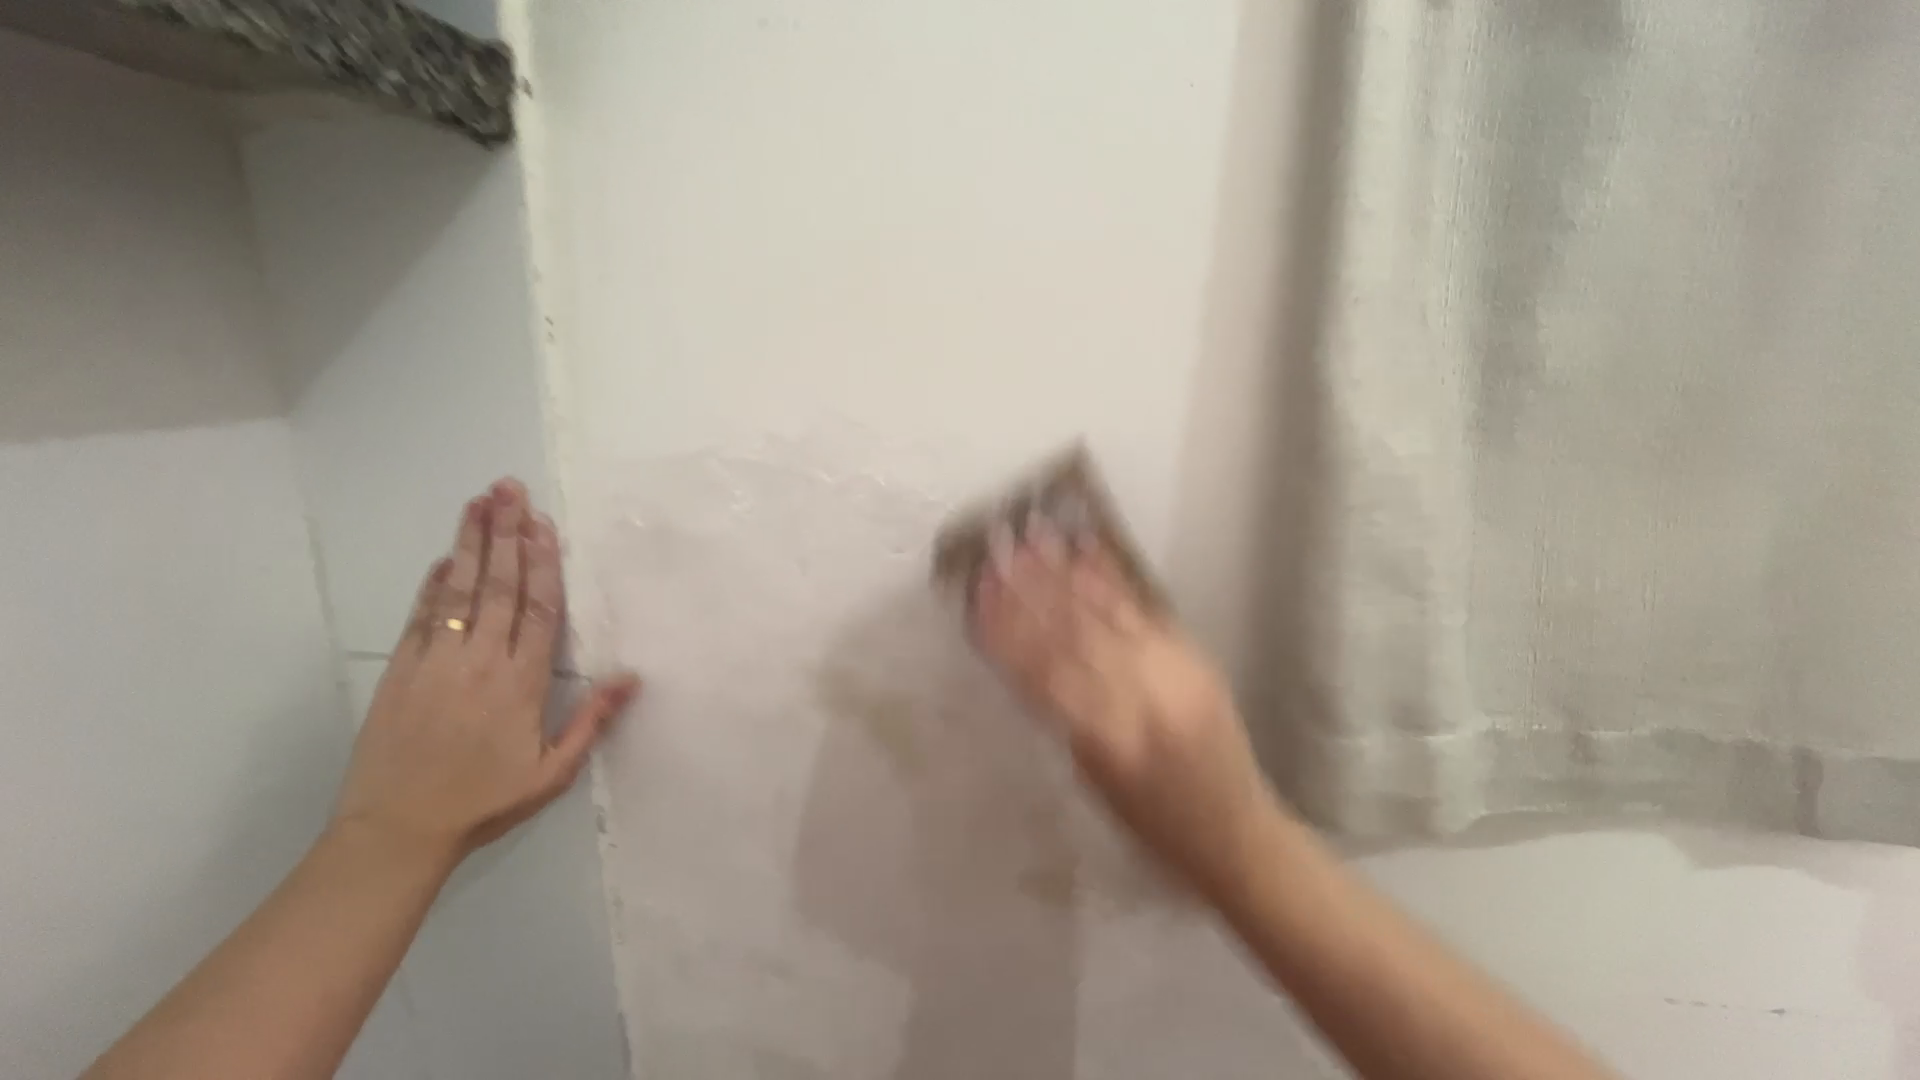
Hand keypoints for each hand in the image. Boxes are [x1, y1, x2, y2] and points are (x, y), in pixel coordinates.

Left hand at [333, 479, 638, 862]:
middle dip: (506, 533)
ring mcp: (437, 661)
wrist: (395, 831)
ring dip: (471, 543)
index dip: (541, 562)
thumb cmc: (483, 802)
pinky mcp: (401, 670)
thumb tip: (632, 676)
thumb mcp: (552, 772)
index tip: (542, 523)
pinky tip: (446, 555)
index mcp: (521, 684)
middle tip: (510, 488)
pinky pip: (422, 615)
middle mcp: (481, 661)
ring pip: (459, 590)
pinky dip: (434, 583)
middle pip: (498, 585)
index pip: (537, 609)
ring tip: (480, 502)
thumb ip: (592, 720)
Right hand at [969, 529, 1281, 899]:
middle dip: (1033, 589)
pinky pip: (1147, 614)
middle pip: (1076, 635)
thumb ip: (1066, 719)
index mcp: (1111, 741)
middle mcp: (1145, 699)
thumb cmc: (1152, 827)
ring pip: (1109, 616)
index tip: (978, 595)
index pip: (1046, 675)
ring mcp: (1176, 673)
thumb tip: (1028, 663)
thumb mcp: (1094, 783)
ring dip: (1069, 573)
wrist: (1237, 834)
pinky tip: (1090, 554)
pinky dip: (1114, 582)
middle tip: (1000, 548)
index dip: (1009, 633)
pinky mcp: (1197, 659)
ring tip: (1036, 536)